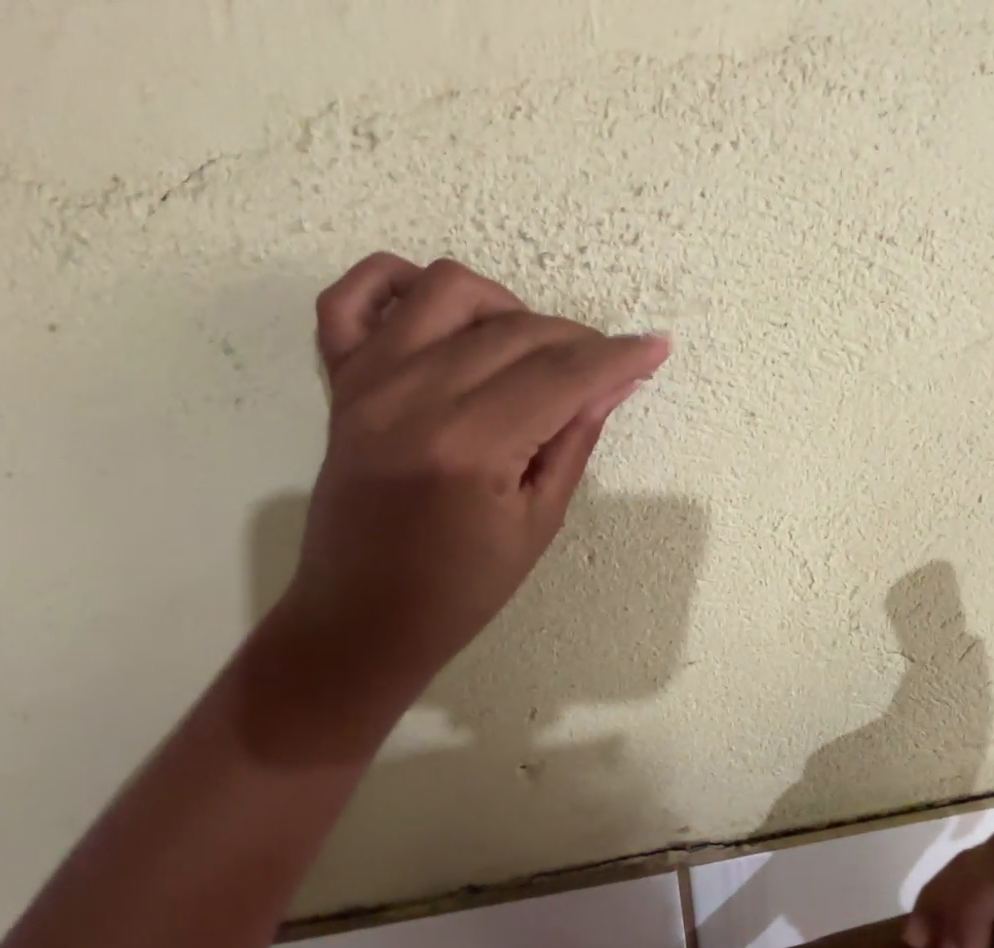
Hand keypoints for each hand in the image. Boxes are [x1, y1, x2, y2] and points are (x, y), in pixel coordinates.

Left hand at [277, 254, 668, 725]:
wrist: (360, 619)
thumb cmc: (457, 591)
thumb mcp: (537, 523)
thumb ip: (574, 439)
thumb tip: (614, 380)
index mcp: (470, 447)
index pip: (561, 374)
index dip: (617, 357)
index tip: (654, 347)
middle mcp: (414, 398)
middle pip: (513, 330)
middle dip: (574, 339)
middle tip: (599, 368)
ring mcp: (368, 383)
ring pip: (446, 289)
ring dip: (501, 305)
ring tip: (523, 350)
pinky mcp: (339, 383)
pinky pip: (352, 296)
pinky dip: (394, 282)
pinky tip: (434, 312)